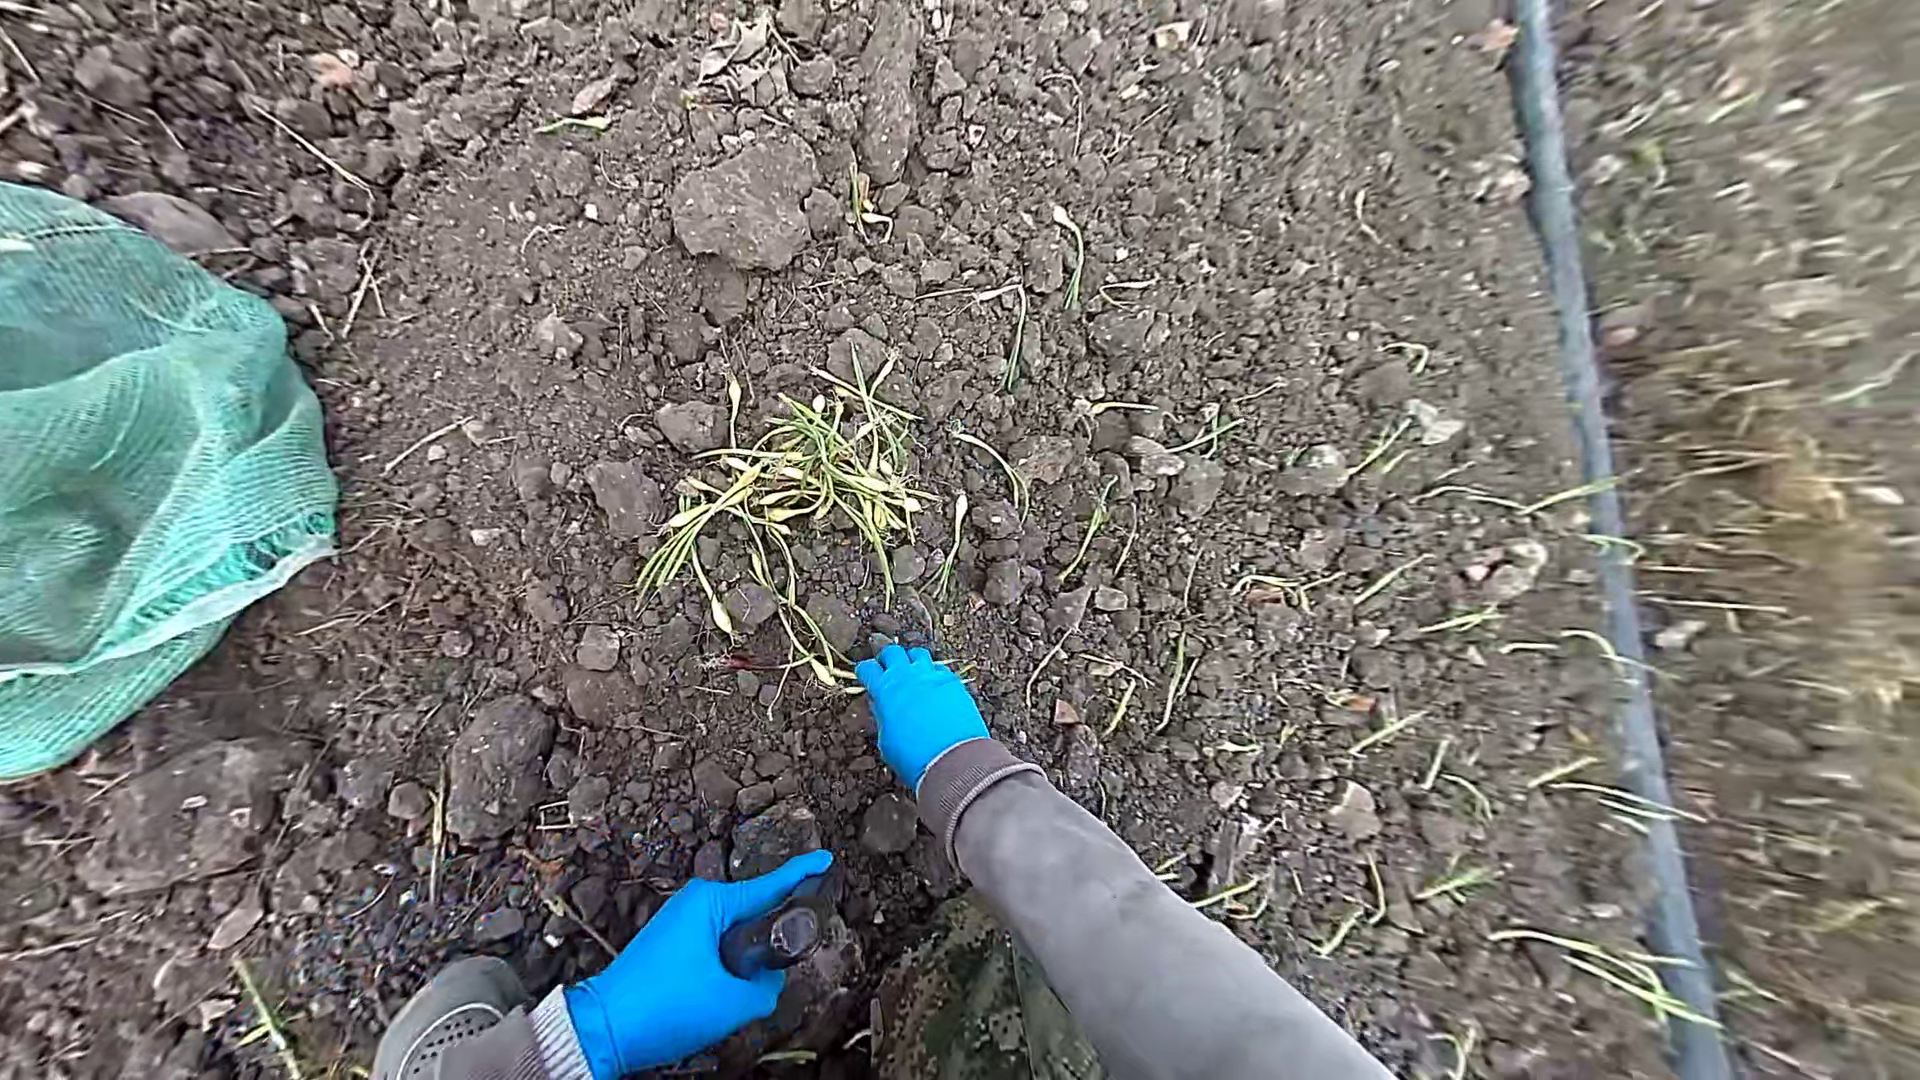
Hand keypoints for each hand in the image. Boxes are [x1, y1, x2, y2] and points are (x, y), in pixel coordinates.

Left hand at [563, 850, 833, 1078]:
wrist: (599, 1032)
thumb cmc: (658, 1008)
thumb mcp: (727, 1003)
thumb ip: (765, 990)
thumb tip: (772, 983)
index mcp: (711, 901)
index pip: (770, 885)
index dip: (803, 872)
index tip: (825, 859)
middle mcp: (698, 901)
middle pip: (754, 911)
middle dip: (771, 934)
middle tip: (786, 955)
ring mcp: (684, 919)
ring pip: (734, 932)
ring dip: (745, 956)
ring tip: (740, 988)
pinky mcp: (674, 939)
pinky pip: (715, 942)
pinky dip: (726, 962)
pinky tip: (724, 988)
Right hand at [854, 644, 987, 790]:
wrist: (951, 756)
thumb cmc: (915, 755)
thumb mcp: (887, 740)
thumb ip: (882, 717)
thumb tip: (881, 705)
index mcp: (885, 690)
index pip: (868, 669)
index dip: (865, 670)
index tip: (865, 673)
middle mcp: (906, 676)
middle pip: (892, 652)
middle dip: (887, 658)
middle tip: (887, 666)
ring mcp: (930, 675)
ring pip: (918, 654)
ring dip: (911, 660)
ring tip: (912, 671)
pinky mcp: (951, 680)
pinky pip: (939, 668)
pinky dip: (933, 673)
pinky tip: (934, 684)